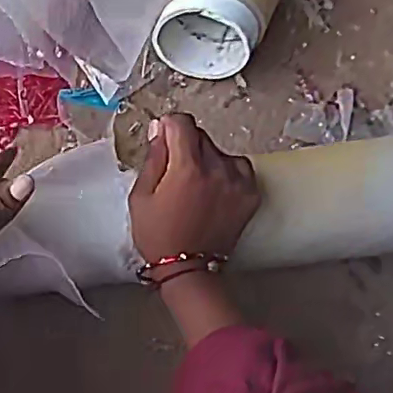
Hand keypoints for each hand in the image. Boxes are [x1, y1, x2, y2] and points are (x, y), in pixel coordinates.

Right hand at [129, 114, 261, 264]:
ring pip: (219, 151)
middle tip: (173, 171)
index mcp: (187, 168)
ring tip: (193, 186)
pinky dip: (224, 172)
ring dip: (205, 159)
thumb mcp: (140, 197)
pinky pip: (238, 167)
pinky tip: (211, 190)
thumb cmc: (157, 235)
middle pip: (200, 136)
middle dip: (184, 145)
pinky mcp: (251, 192)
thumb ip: (153, 159)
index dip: (168, 125)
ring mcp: (238, 180)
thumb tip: (160, 130)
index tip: (161, 135)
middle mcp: (218, 168)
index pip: (182, 123)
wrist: (188, 268)